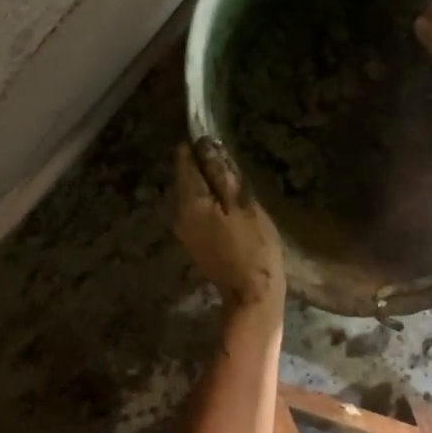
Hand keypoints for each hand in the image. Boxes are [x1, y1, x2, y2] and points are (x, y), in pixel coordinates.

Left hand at [173, 139, 285, 308]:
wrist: (251, 294)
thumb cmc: (253, 247)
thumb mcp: (242, 204)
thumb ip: (221, 174)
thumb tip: (205, 144)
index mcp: (189, 201)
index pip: (183, 159)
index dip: (198, 144)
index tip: (219, 138)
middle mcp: (178, 212)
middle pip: (186, 175)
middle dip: (205, 162)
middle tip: (234, 161)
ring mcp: (184, 228)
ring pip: (192, 191)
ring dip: (209, 181)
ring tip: (236, 178)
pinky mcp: (194, 238)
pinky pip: (196, 207)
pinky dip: (210, 198)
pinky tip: (230, 201)